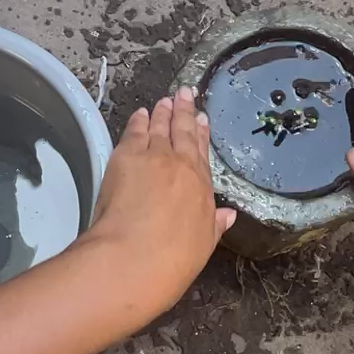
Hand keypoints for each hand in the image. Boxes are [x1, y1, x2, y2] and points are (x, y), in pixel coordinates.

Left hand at [82, 87, 236, 307]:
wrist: (133, 258)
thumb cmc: (172, 260)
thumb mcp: (204, 245)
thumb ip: (214, 225)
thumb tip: (228, 215)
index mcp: (201, 185)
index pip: (202, 152)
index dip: (202, 134)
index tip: (203, 119)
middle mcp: (180, 164)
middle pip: (183, 131)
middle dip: (185, 111)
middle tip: (186, 93)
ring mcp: (152, 157)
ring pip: (158, 126)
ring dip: (162, 112)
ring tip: (165, 100)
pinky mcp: (124, 157)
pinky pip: (134, 132)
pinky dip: (138, 120)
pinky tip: (139, 114)